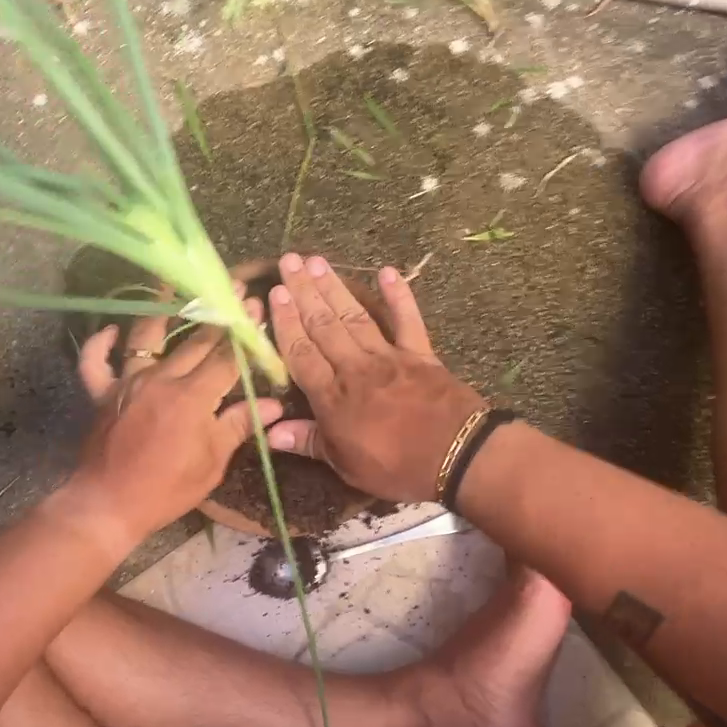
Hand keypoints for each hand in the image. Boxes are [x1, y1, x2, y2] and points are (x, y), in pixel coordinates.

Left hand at [64, 302, 283, 544]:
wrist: (109, 504)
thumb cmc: (167, 488)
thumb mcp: (212, 462)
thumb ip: (238, 425)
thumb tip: (273, 405)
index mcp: (193, 397)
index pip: (226, 357)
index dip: (244, 333)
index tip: (256, 307)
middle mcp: (161, 379)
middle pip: (194, 341)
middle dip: (217, 316)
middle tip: (232, 289)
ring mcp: (127, 383)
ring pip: (145, 338)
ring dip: (160, 311)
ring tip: (169, 283)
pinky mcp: (102, 394)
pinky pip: (95, 363)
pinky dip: (99, 344)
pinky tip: (111, 330)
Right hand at [265, 253, 485, 501]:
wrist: (458, 455)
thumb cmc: (397, 466)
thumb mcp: (346, 465)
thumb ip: (308, 442)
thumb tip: (269, 431)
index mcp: (333, 397)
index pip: (301, 353)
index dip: (285, 323)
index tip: (273, 293)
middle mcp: (355, 367)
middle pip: (323, 324)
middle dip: (303, 292)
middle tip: (289, 261)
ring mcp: (389, 356)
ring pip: (354, 315)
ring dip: (335, 287)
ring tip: (317, 261)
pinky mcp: (420, 353)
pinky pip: (407, 320)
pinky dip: (398, 295)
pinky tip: (387, 271)